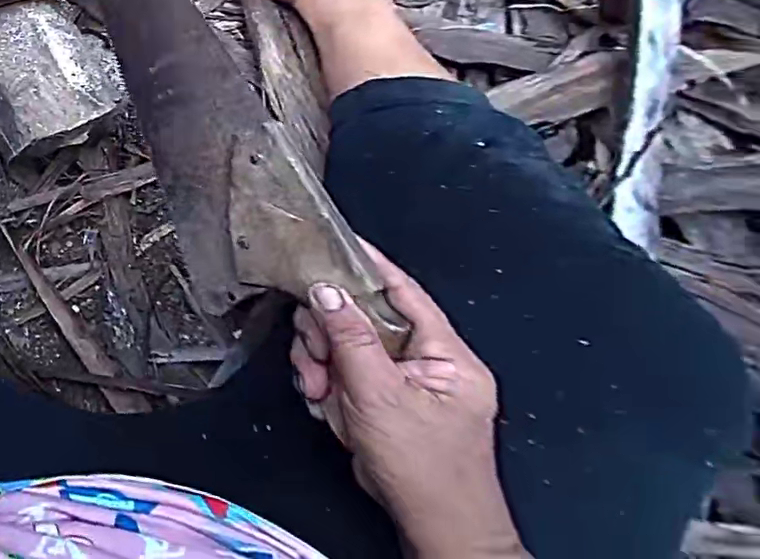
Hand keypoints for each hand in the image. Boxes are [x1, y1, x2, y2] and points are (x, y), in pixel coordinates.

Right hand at [291, 241, 527, 558]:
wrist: (433, 525)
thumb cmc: (426, 468)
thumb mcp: (380, 394)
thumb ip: (350, 336)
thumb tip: (325, 289)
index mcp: (446, 357)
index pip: (405, 293)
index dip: (371, 264)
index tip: (338, 239)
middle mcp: (424, 361)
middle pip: (358, 316)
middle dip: (326, 336)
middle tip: (317, 358)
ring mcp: (398, 377)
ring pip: (338, 340)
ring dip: (318, 363)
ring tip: (321, 391)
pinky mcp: (376, 391)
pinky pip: (334, 365)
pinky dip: (321, 379)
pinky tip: (325, 400)